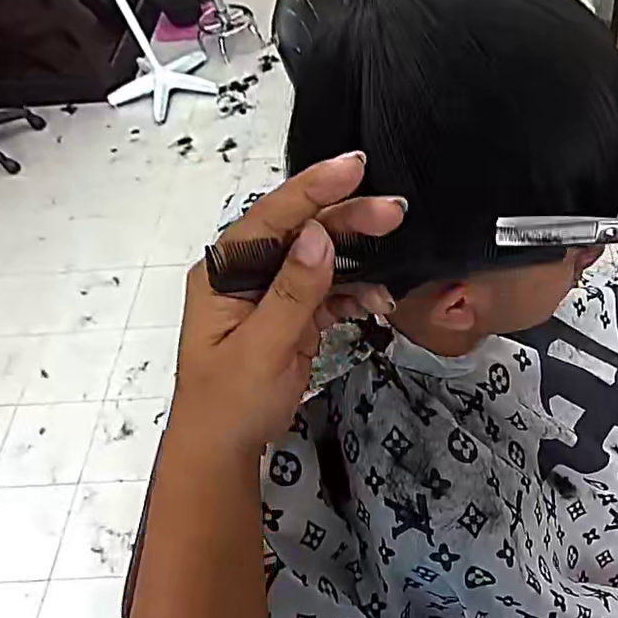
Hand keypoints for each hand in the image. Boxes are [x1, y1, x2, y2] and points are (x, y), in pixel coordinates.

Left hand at [171, 151, 404, 457]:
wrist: (223, 448)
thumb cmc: (229, 404)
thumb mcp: (261, 348)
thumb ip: (291, 292)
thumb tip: (318, 238)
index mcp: (225, 272)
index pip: (273, 217)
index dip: (315, 189)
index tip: (355, 168)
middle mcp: (247, 275)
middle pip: (302, 234)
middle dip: (347, 221)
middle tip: (394, 211)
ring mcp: (270, 297)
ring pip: (319, 263)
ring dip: (357, 262)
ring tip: (394, 263)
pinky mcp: (290, 318)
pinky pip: (326, 295)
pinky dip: (353, 294)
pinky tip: (376, 299)